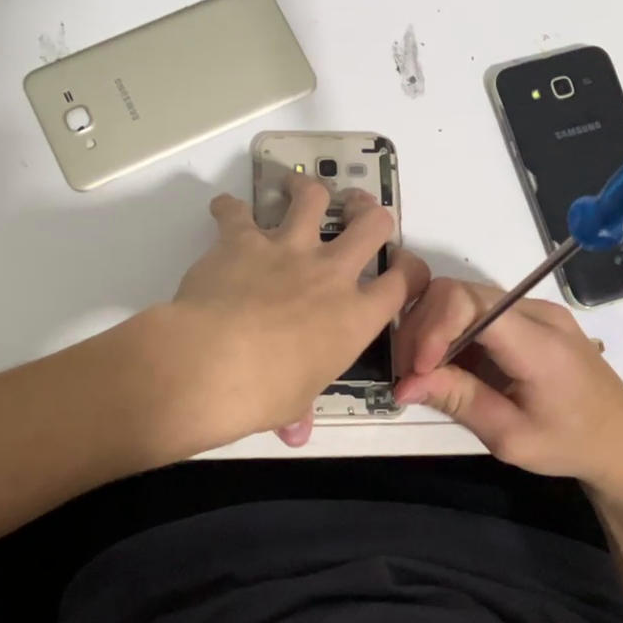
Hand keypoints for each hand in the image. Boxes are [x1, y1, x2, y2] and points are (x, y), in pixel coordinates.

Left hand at [162, 174, 429, 449]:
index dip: (408, 272)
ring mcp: (287, 249)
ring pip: (313, 198)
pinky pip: (237, 212)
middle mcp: (330, 273)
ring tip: (300, 188)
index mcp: (355, 316)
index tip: (401, 270)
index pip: (401, 283)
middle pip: (371, 224)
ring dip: (308, 189)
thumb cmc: (265, 393)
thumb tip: (297, 434)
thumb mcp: (294, 404)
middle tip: (359, 211)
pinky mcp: (243, 240)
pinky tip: (224, 210)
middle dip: (370, 213)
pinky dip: (230, 209)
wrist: (214, 364)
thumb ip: (300, 409)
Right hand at [393, 279, 622, 496]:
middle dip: (421, 329)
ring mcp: (533, 310)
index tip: (416, 369)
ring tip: (422, 372)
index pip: (470, 303)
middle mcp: (536, 313)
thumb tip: (403, 384)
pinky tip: (444, 365)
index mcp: (539, 344)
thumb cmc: (570, 443)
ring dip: (430, 329)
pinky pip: (474, 309)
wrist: (622, 440)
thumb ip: (459, 401)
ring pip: (460, 297)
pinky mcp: (527, 317)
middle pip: (457, 293)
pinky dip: (448, 331)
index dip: (432, 328)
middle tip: (409, 374)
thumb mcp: (511, 436)